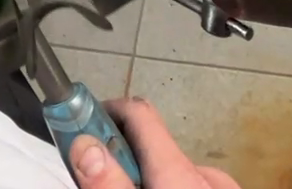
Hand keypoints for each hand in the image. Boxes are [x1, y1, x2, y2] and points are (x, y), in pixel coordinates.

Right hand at [67, 98, 240, 188]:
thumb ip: (108, 183)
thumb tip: (84, 144)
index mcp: (182, 175)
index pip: (138, 112)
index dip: (104, 113)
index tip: (81, 127)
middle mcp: (210, 178)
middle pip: (154, 145)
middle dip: (127, 159)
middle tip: (108, 182)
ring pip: (176, 170)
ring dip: (151, 178)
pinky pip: (195, 186)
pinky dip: (175, 187)